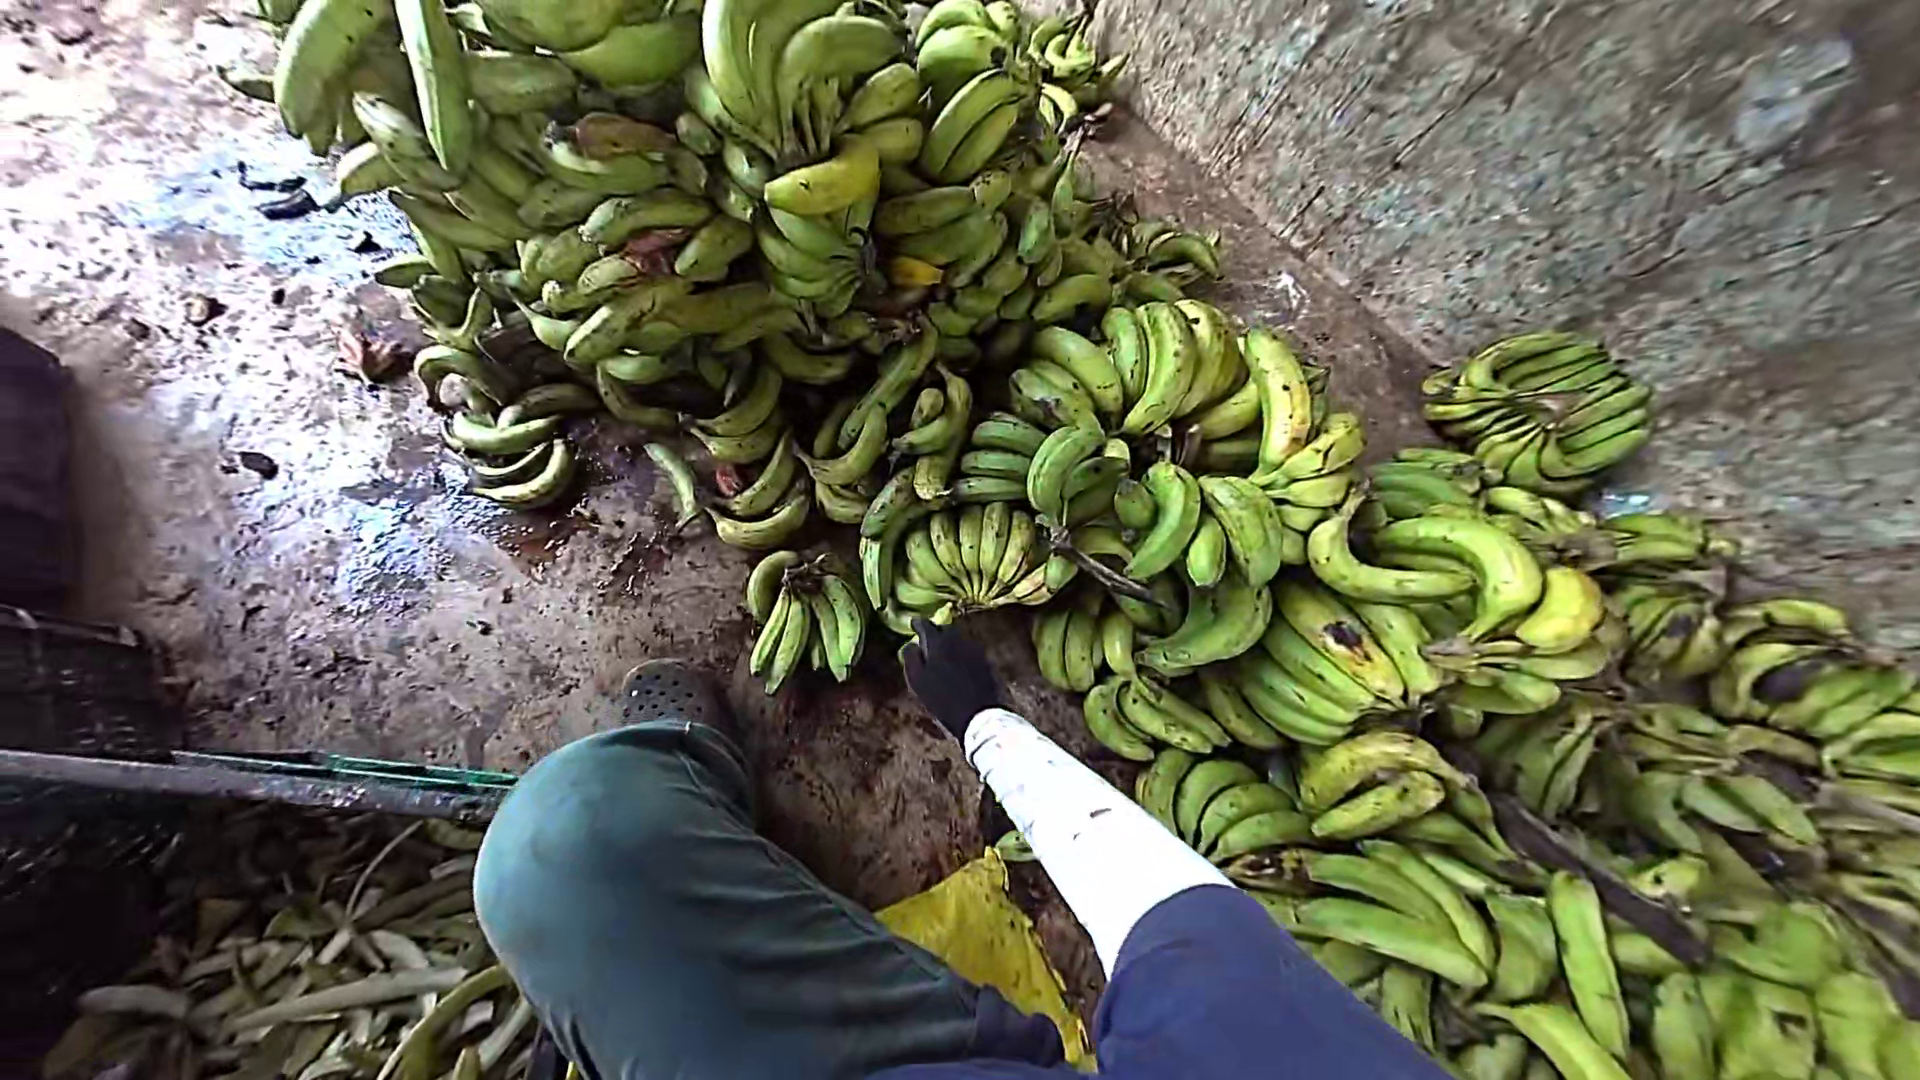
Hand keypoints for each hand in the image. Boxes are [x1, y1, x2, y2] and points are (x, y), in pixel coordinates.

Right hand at [903, 618, 1004, 741]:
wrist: (977, 713)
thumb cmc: (941, 698)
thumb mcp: (917, 680)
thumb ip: (911, 658)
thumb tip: (911, 644)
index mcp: (938, 642)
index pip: (926, 624)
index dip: (918, 623)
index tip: (913, 624)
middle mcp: (957, 640)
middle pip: (944, 628)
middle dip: (935, 630)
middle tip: (927, 639)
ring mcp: (973, 648)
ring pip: (958, 638)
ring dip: (948, 641)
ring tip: (942, 651)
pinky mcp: (984, 659)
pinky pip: (968, 648)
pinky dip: (959, 651)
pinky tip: (957, 662)